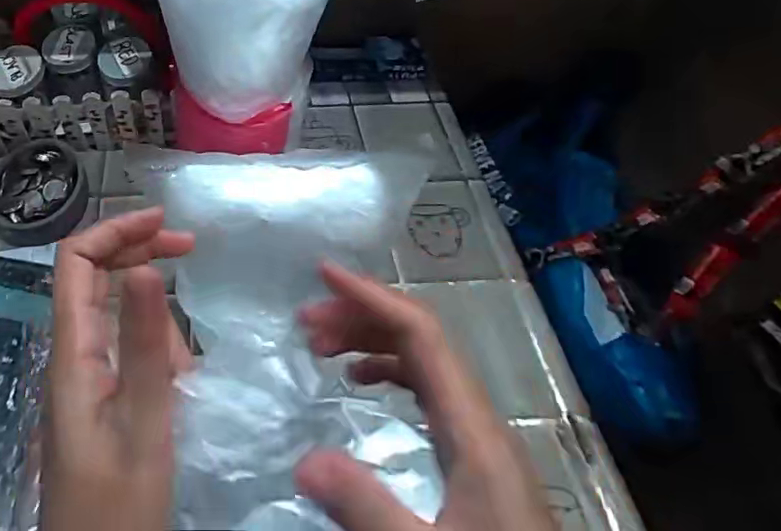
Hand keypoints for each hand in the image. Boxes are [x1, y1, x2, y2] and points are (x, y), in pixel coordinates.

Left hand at [40, 207, 194, 530]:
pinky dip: (158, 352)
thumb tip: (145, 266)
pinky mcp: (100, 397)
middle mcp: (72, 354)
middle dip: (139, 252)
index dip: (114, 230)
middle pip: (95, 275)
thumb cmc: (118, 508)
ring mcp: (85, 376)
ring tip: (182, 380)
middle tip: (189, 248)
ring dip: (156, 323)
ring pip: (119, 315)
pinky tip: (178, 388)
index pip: (75, 262)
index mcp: (71, 352)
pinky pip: (129, 351)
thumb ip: (144, 345)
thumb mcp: (143, 425)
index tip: (163, 221)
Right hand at [294, 262, 556, 530]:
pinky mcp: (474, 455)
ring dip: (370, 339)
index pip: (420, 332)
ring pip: (422, 360)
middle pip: (418, 338)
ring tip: (322, 347)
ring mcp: (479, 433)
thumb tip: (302, 460)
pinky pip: (426, 387)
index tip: (325, 274)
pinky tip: (361, 379)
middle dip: (360, 315)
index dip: (370, 295)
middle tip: (306, 322)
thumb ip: (367, 507)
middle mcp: (478, 416)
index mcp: (473, 426)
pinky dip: (388, 368)